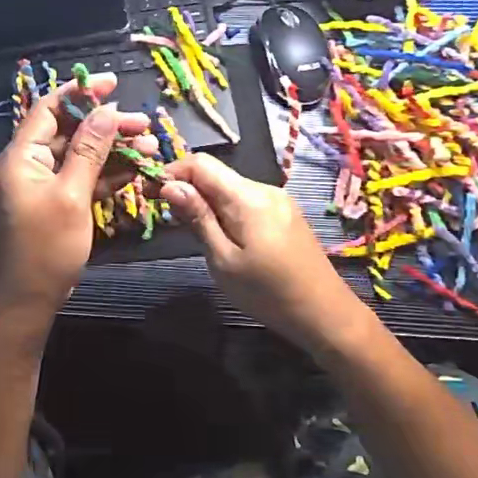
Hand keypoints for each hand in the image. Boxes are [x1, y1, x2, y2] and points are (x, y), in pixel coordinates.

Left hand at [0, 74, 154, 315]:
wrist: (27, 300)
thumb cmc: (45, 247)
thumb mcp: (71, 196)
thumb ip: (90, 151)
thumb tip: (107, 111)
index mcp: (20, 156)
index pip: (49, 109)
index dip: (81, 92)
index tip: (114, 82)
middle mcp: (27, 165)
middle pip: (69, 131)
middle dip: (106, 126)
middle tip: (144, 124)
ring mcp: (40, 185)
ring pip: (79, 156)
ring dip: (111, 151)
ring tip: (149, 146)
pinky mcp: (53, 204)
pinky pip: (79, 179)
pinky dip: (104, 175)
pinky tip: (135, 170)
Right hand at [159, 153, 365, 347]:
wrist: (326, 314)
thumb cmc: (268, 293)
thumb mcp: (223, 260)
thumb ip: (197, 219)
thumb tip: (169, 185)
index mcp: (247, 197)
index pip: (200, 163)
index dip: (172, 172)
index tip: (152, 196)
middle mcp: (264, 189)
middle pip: (216, 174)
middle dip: (187, 188)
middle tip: (167, 219)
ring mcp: (278, 201)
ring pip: (230, 188)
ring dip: (205, 201)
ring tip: (192, 232)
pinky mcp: (285, 214)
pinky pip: (246, 201)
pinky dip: (225, 210)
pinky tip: (221, 236)